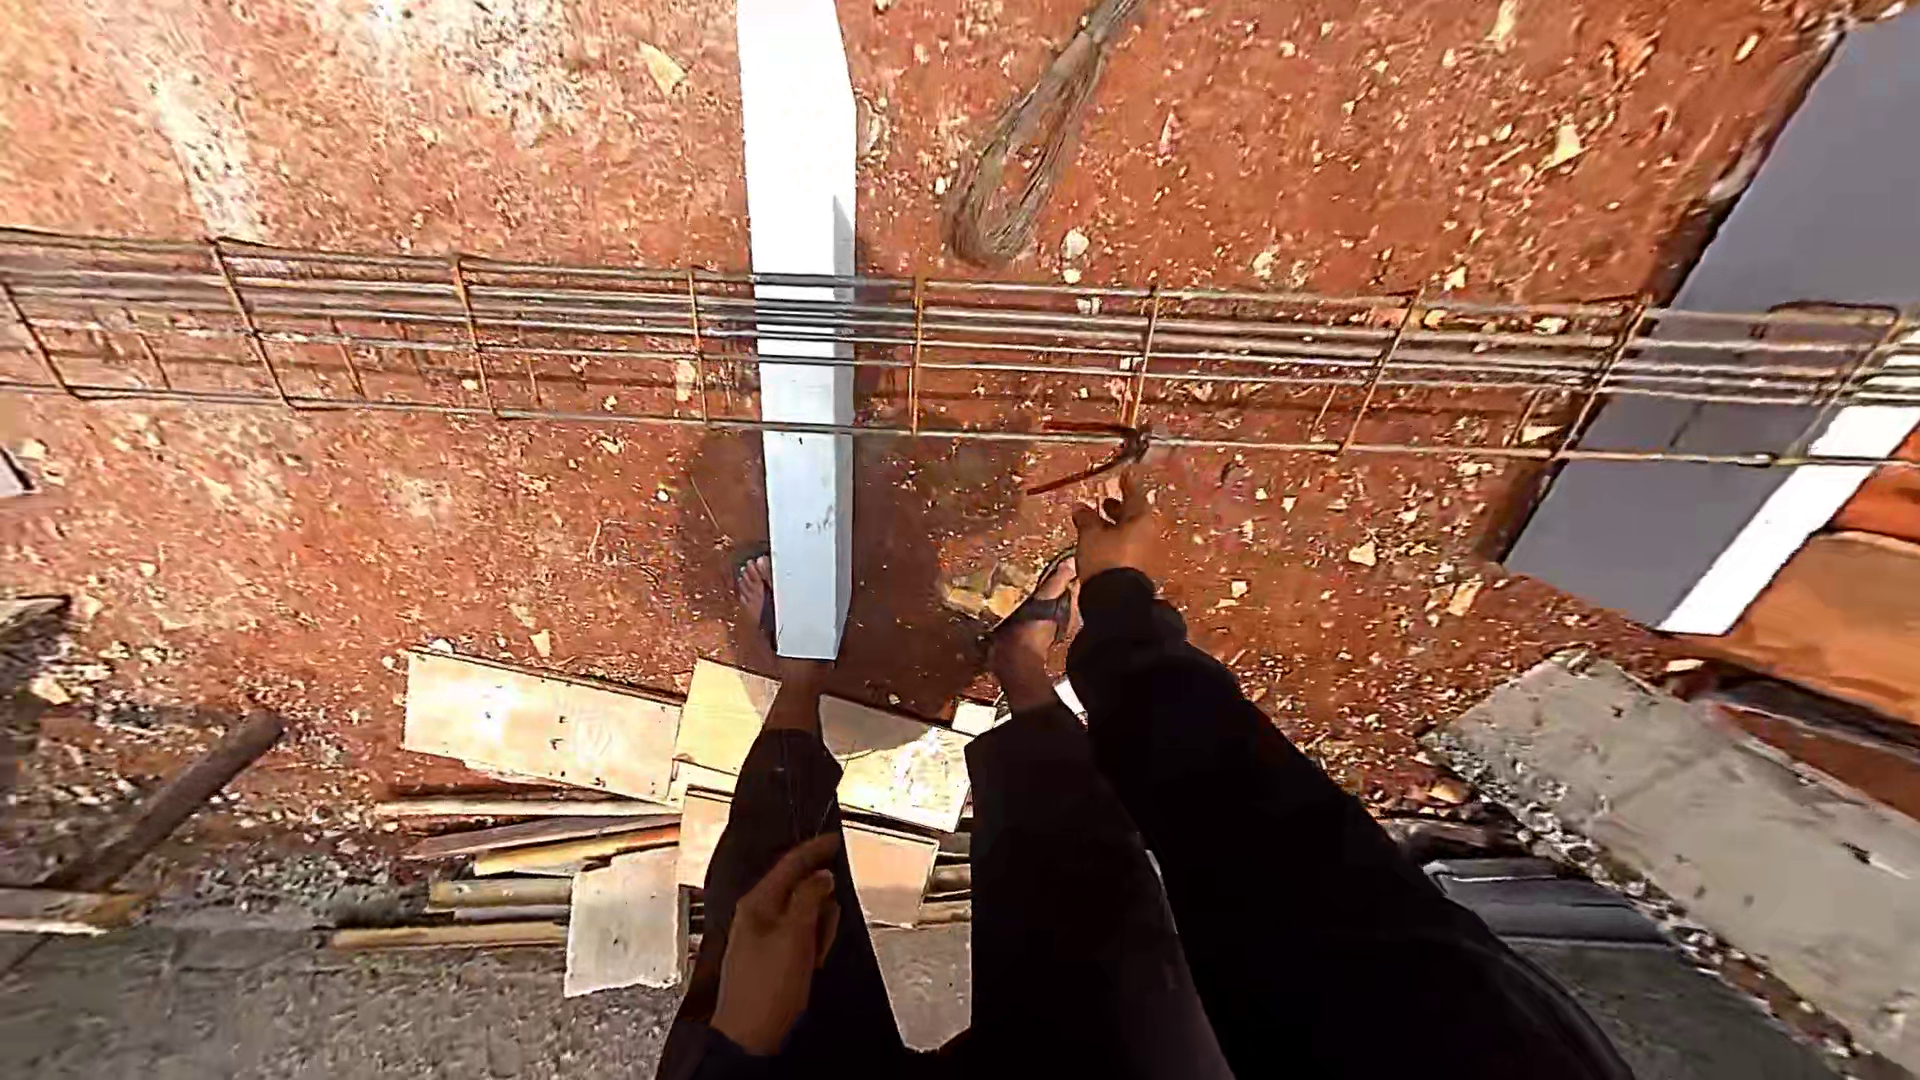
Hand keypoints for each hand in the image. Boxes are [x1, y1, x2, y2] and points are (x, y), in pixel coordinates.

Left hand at [710, 833, 843, 1055]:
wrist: (749, 1044)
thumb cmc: (768, 989)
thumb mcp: (795, 936)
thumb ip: (811, 898)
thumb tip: (824, 874)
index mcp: (757, 902)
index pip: (790, 862)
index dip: (816, 849)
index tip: (837, 839)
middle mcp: (758, 913)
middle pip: (800, 888)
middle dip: (820, 904)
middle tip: (824, 930)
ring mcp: (764, 935)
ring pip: (804, 912)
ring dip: (818, 928)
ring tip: (816, 954)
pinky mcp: (772, 955)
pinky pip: (800, 935)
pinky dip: (811, 943)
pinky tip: (812, 962)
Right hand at [1071, 467, 1154, 580]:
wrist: (1115, 599)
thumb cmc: (1105, 558)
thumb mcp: (1090, 535)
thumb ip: (1086, 518)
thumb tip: (1079, 507)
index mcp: (1141, 518)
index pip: (1135, 493)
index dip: (1128, 483)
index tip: (1125, 472)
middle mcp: (1148, 531)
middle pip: (1134, 513)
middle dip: (1118, 506)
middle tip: (1106, 499)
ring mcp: (1145, 549)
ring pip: (1130, 530)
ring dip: (1114, 523)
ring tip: (1097, 520)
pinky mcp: (1138, 565)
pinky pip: (1127, 544)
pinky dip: (1115, 537)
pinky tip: (1100, 539)